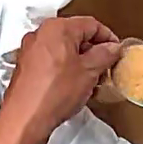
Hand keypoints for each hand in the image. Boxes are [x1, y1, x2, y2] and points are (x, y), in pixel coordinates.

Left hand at [0, 16, 121, 139]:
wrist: (26, 118)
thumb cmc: (53, 94)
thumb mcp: (90, 72)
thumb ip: (105, 55)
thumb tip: (112, 48)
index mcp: (57, 28)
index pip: (91, 24)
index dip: (108, 37)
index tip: (116, 51)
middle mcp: (41, 34)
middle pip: (76, 36)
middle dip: (94, 52)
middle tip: (106, 68)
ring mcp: (31, 50)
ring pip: (64, 50)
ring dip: (80, 63)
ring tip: (91, 82)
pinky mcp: (26, 67)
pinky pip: (52, 62)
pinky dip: (65, 71)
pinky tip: (73, 88)